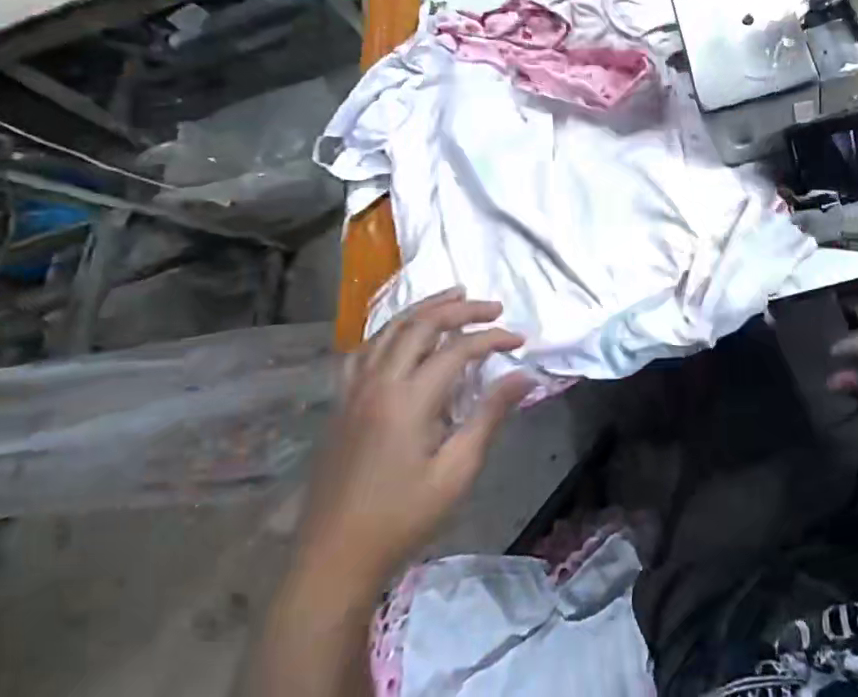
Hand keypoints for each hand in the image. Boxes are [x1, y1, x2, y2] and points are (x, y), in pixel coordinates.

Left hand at [293, 289, 534, 596]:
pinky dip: (390, 331)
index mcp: (407, 400)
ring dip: (423, 309)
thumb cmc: (402, 517)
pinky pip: (364, 350)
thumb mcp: (457, 471)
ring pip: (388, 331)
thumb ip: (490, 415)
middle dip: (459, 309)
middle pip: (420, 326)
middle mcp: (376, 384)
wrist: (332, 559)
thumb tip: (525, 375)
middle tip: (493, 307)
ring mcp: (352, 393)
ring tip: (453, 297)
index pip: (457, 349)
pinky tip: (403, 335)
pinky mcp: (340, 406)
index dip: (493, 339)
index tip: (520, 342)